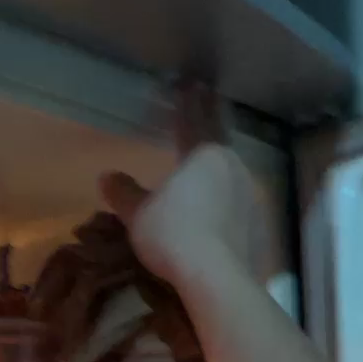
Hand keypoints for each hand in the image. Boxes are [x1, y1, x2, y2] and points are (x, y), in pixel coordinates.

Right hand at [100, 86, 266, 291]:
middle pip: (219, 135)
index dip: (187, 103)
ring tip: (213, 152)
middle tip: (210, 98)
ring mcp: (249, 196)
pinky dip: (228, 192)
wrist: (216, 277)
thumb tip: (106, 177)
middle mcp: (231, 167)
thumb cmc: (172, 235)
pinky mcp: (256, 224)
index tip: (188, 84)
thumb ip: (125, 193)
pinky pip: (238, 199)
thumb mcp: (139, 214)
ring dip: (221, 158)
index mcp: (202, 156)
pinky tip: (222, 201)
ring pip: (232, 167)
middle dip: (212, 116)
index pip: (192, 121)